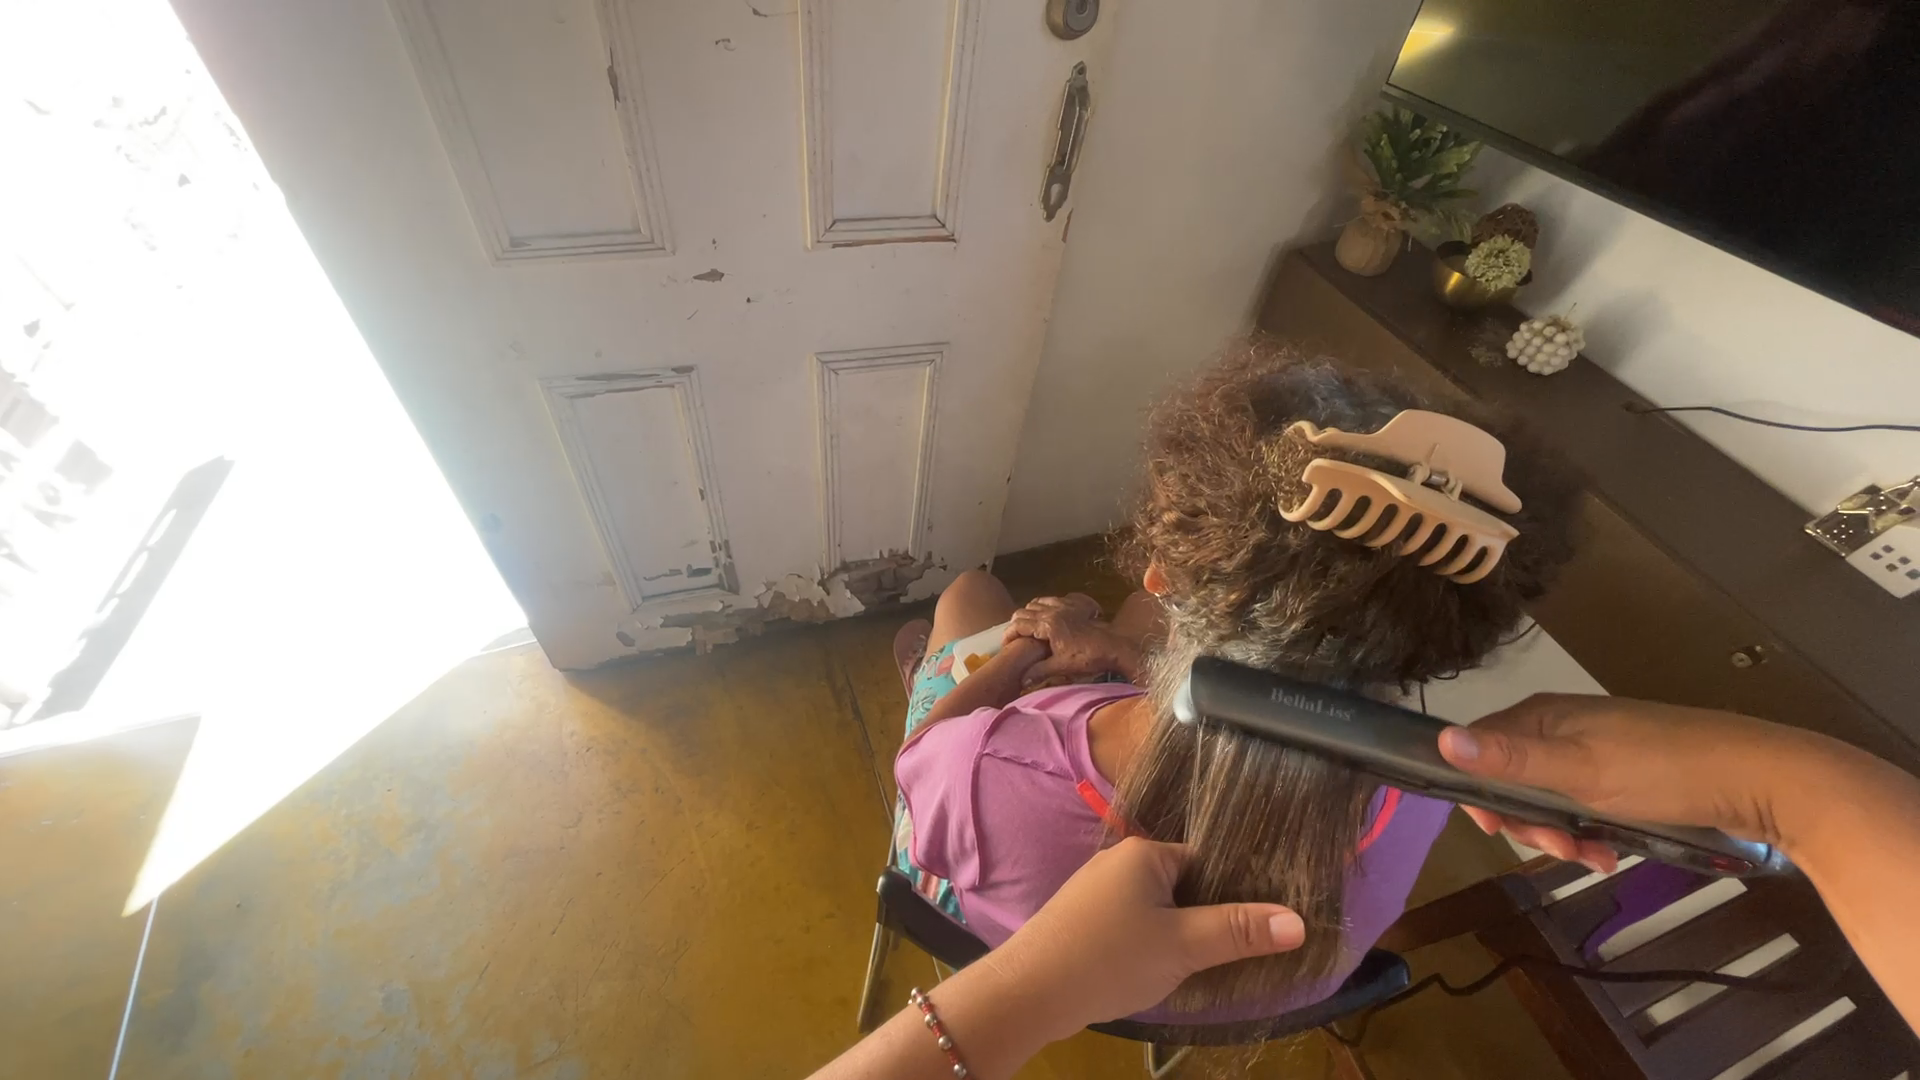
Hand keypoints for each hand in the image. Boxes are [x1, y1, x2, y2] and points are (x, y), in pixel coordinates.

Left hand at [980, 837, 1305, 1040]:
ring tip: (1213, 961)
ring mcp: (1101, 887)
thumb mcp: (1183, 945)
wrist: (1034, 987)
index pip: (1207, 862)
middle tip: (1247, 949)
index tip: (1267, 922)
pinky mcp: (1089, 915)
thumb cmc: (1111, 956)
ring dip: (1183, 929)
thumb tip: (1298, 920)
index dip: (1238, 892)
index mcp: (1146, 852)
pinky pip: (1137, 918)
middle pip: (1184, 882)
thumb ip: (1238, 931)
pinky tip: (1168, 965)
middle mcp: (1122, 859)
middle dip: (1211, 913)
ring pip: (1160, 904)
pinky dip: (1156, 938)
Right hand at [1004, 595, 1141, 686]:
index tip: (1006, 646)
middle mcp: (1053, 611)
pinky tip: (1049, 617)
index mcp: (1047, 625)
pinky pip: (1053, 599)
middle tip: (1016, 638)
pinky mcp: (1075, 606)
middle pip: (1024, 611)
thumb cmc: (1087, 657)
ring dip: (1030, 613)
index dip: (1008, 634)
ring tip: (1030, 628)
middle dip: (1016, 624)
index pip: (1018, 624)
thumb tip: (1022, 680)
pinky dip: (1045, 606)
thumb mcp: (1061, 667)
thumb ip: (1039, 671)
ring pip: (1037, 602)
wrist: (1114, 647)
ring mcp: (1064, 606)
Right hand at [1438, 694, 1823, 871]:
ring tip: (1592, 857)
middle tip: (1559, 850)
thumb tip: (1438, 741)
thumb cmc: (1662, 771)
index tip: (1496, 828)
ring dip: (1559, 831)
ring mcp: (1592, 748)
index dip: (1477, 789)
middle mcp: (1557, 727)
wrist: (1771, 780)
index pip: (1477, 748)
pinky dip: (1588, 829)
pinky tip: (1610, 850)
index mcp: (1539, 717)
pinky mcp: (1624, 772)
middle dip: (1528, 820)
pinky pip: (1583, 802)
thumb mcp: (1578, 770)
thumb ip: (1509, 759)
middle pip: (1511, 777)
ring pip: (1548, 796)